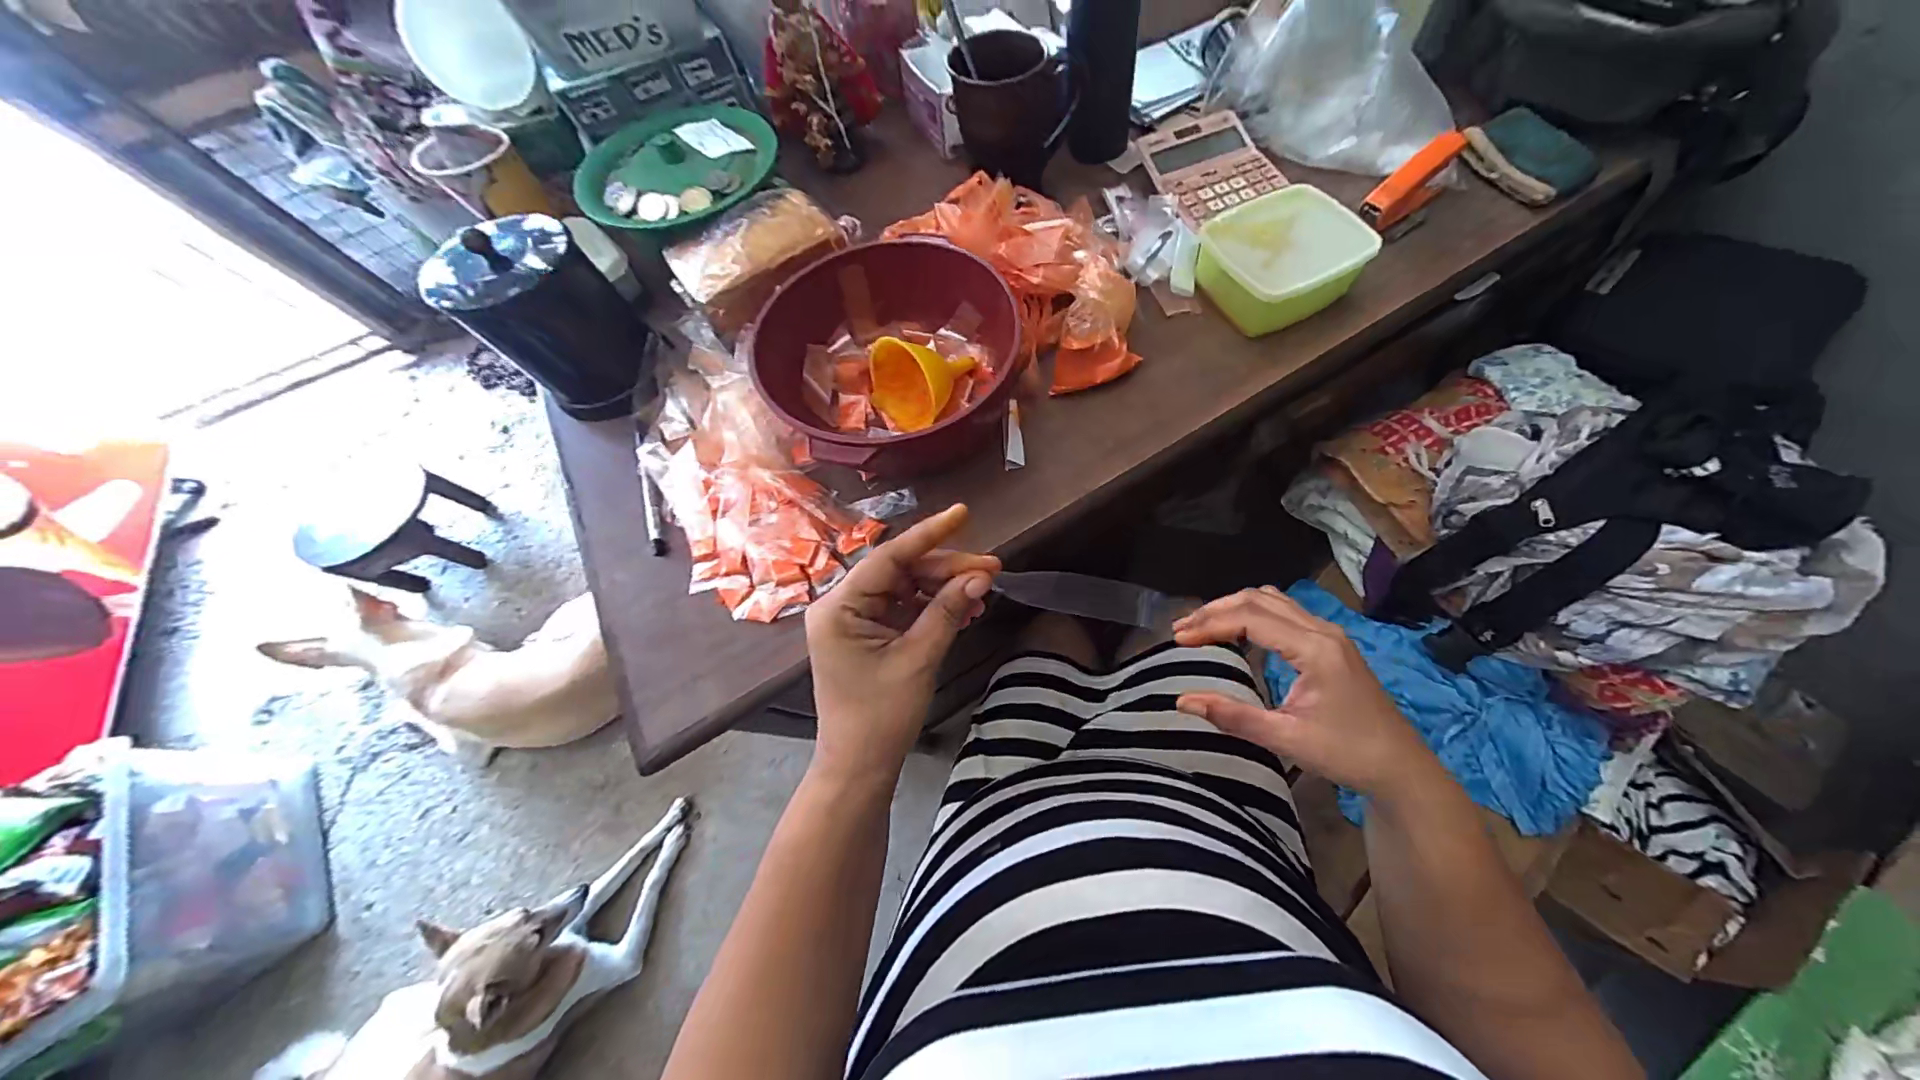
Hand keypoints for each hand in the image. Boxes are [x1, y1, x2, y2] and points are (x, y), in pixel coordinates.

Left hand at [805, 504, 998, 786]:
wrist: (859, 765)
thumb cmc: (881, 716)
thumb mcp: (919, 658)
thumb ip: (948, 611)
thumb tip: (981, 575)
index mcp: (840, 606)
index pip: (889, 557)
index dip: (930, 534)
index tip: (962, 514)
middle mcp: (841, 605)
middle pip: (900, 570)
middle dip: (946, 569)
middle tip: (992, 569)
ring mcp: (854, 619)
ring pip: (905, 587)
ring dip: (943, 588)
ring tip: (983, 592)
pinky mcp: (867, 633)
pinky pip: (904, 608)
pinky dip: (933, 607)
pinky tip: (964, 609)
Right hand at [1171, 586, 1443, 799]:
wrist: (1401, 768)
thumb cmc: (1347, 754)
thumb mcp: (1286, 739)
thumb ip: (1233, 716)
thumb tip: (1183, 700)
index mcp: (1314, 649)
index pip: (1250, 619)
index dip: (1210, 624)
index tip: (1179, 639)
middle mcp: (1322, 631)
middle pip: (1258, 599)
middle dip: (1215, 610)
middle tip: (1181, 630)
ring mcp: (1329, 634)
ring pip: (1271, 600)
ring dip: (1233, 607)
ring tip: (1201, 626)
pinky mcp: (1330, 643)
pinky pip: (1283, 612)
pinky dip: (1252, 614)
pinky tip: (1236, 632)